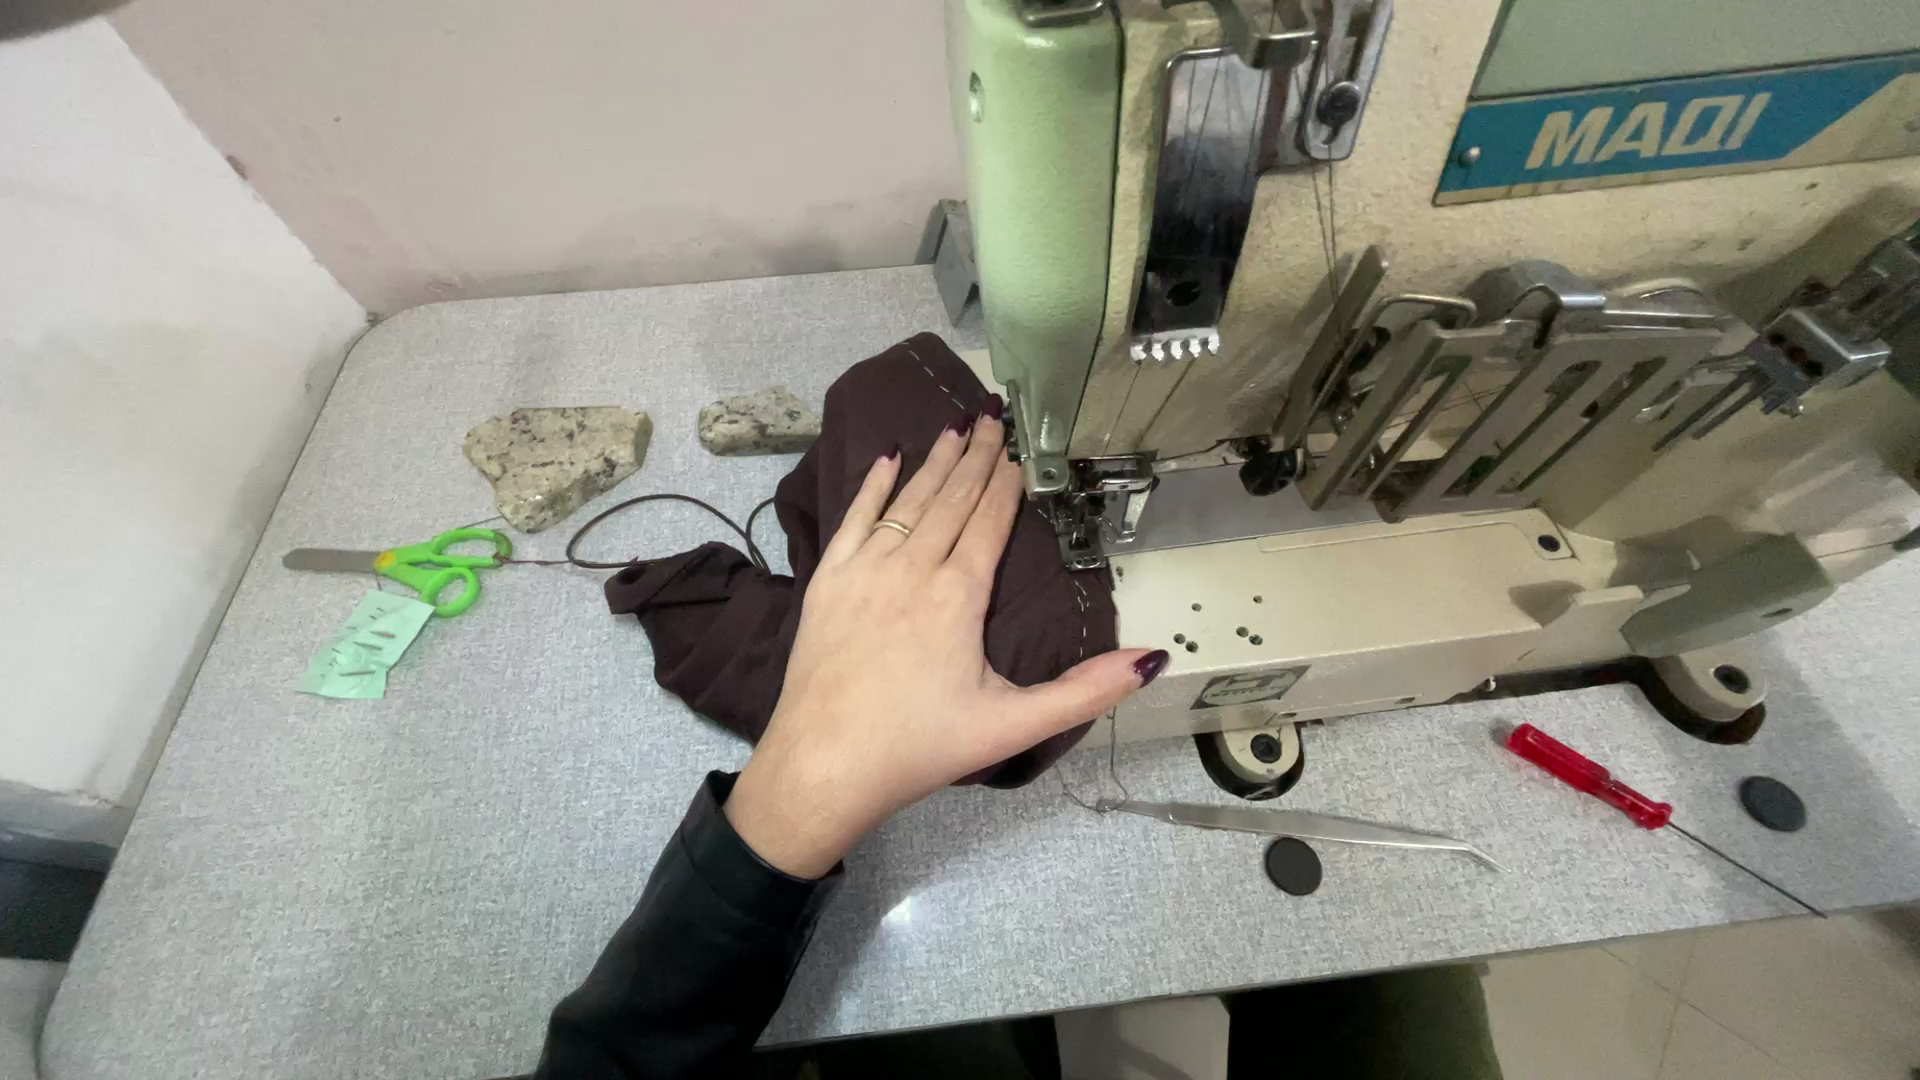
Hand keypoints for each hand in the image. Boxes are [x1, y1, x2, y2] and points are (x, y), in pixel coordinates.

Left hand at [724, 402, 1168, 877]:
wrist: (824, 765)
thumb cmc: (919, 747)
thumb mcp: (1012, 726)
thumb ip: (1084, 692)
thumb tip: (1151, 659)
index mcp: (959, 595)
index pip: (989, 522)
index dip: (1006, 485)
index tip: (1016, 452)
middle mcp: (913, 568)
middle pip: (952, 499)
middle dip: (975, 458)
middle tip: (990, 418)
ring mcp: (865, 570)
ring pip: (908, 501)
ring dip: (934, 463)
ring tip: (953, 428)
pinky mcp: (827, 581)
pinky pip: (853, 519)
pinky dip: (872, 486)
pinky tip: (887, 459)